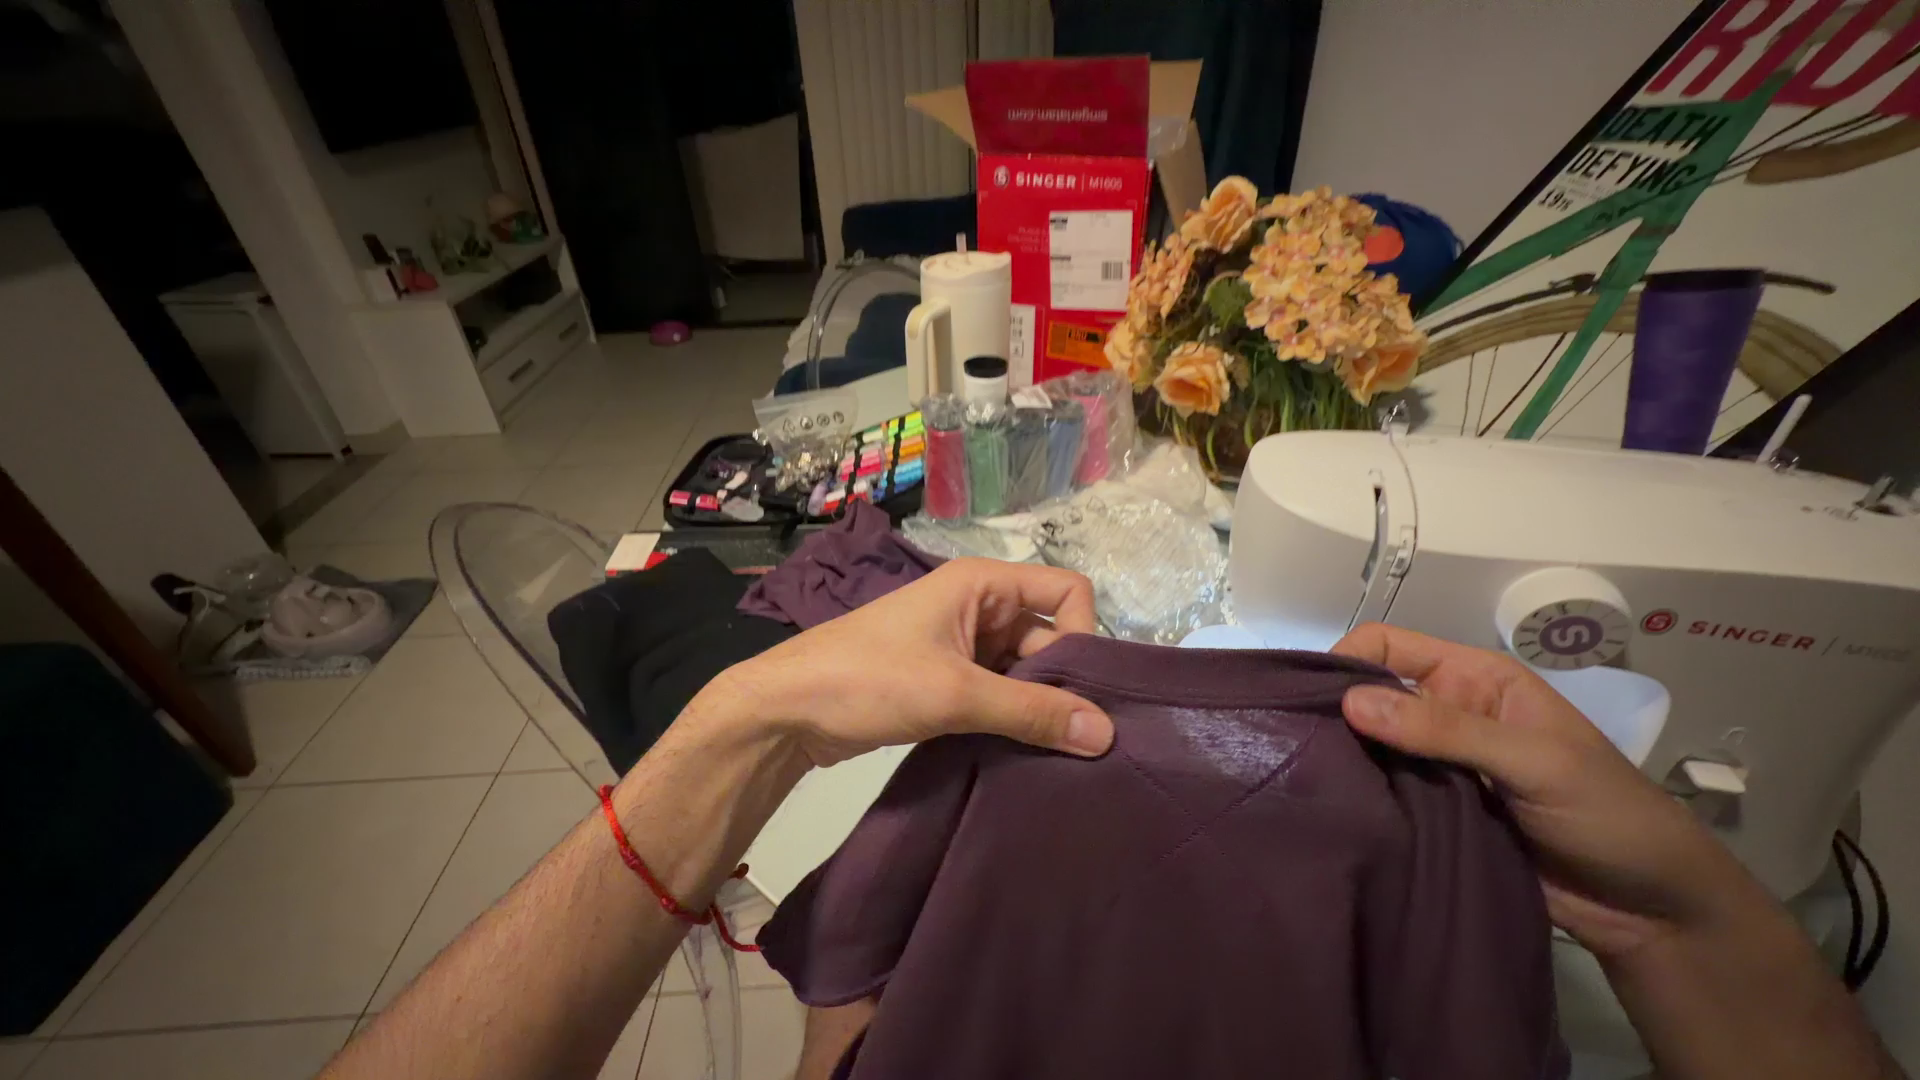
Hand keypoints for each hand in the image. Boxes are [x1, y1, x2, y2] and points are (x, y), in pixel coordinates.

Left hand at [700, 558, 1114, 767]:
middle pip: (1048, 635)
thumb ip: (1031, 713)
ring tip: (1052, 753)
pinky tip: (1021, 753)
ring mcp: (960, 644)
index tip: (1080, 691)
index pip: (1065, 592)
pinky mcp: (945, 679)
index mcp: (982, 584)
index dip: (1082, 635)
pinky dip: (1011, 718)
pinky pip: (997, 691)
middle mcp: (978, 606)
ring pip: (1023, 669)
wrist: (786, 711)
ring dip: (1037, 706)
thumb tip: (1107, 735)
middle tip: (1074, 739)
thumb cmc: (869, 680)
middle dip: (1062, 682)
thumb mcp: (955, 693)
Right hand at [1331, 624, 1769, 962]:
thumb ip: (1444, 729)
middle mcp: (1444, 712)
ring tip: (1304, 777)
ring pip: (1367, 744)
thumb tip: (1349, 701)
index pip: (1387, 645)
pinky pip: (1379, 790)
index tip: (1312, 699)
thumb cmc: (1609, 814)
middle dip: (1334, 712)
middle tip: (1294, 742)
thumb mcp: (1535, 761)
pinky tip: (1331, 806)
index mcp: (1472, 678)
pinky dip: (1357, 794)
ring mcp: (1434, 764)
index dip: (1346, 660)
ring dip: (1342, 757)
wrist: (1653, 913)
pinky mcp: (1429, 810)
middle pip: (1367, 693)